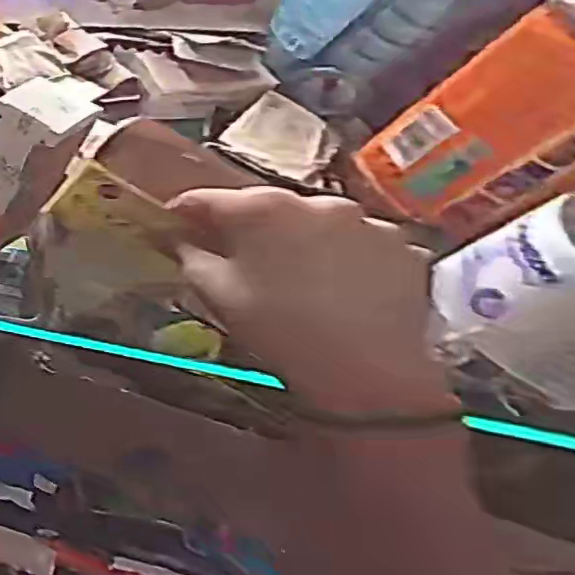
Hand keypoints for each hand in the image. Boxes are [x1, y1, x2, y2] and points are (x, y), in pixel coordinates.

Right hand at [166, 187, 452, 415]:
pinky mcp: (401, 245)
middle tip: (231, 255)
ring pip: (308, 221)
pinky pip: (352, 239)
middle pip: (259, 205)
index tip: (173, 231)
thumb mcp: (211, 288)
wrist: (370, 376)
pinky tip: (332, 282)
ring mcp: (363, 220)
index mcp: (258, 205)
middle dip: (241, 226)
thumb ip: (186, 251)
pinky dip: (337, 253)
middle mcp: (311, 200)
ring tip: (289, 271)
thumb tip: (176, 235)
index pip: (203, 198)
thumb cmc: (276, 326)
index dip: (182, 214)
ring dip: (292, 237)